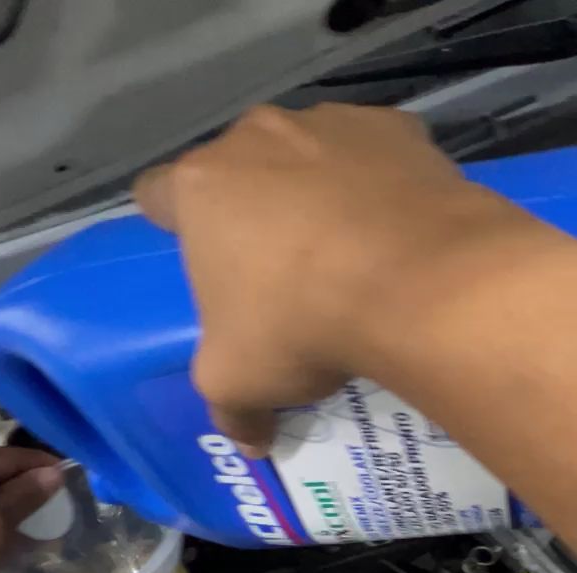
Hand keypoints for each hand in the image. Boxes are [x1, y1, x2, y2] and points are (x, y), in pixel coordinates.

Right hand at [134, 104, 554, 453]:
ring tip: (353, 257)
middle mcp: (256, 136)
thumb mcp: (244, 383)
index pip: (159, 196)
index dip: (175, 227)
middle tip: (285, 276)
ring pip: (308, 159)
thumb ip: (234, 411)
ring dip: (320, 197)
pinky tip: (400, 234)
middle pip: (239, 175)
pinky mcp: (394, 129)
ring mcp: (328, 123)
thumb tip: (250, 445)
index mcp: (200, 188)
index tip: (203, 260)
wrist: (417, 284)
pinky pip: (377, 158)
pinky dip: (382, 188)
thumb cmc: (302, 326)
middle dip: (254, 217)